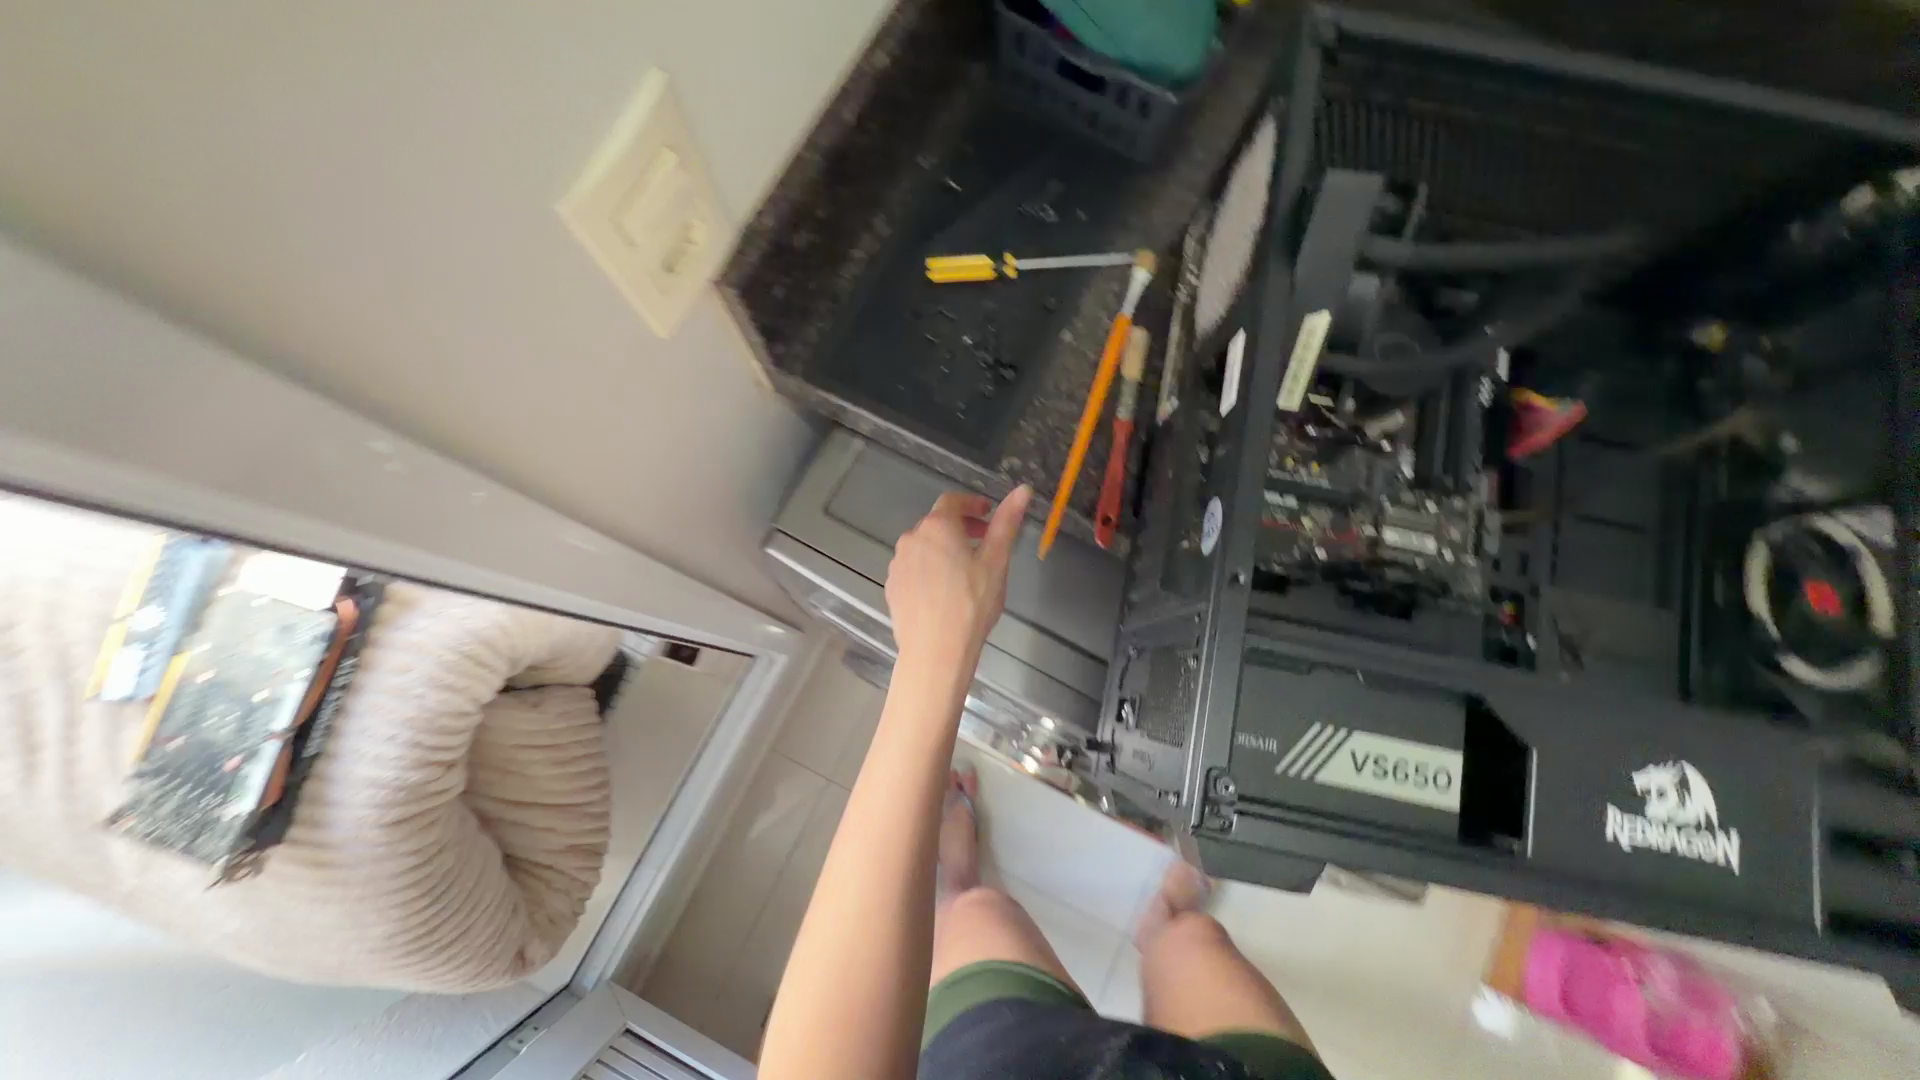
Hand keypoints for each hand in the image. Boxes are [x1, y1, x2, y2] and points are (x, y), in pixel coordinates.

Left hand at [887, 485, 1032, 667]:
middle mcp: (911, 538)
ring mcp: (898, 564)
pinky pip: (913, 568)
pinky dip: (929, 569)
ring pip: (923, 546)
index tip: (988, 515)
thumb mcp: (996, 561)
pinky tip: (944, 592)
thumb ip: (1007, 522)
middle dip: (961, 527)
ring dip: (943, 549)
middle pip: (936, 523)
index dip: (972, 504)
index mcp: (937, 526)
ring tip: (965, 572)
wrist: (936, 651)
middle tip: (983, 544)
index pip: (953, 501)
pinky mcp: (892, 587)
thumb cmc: (972, 604)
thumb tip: (1023, 490)